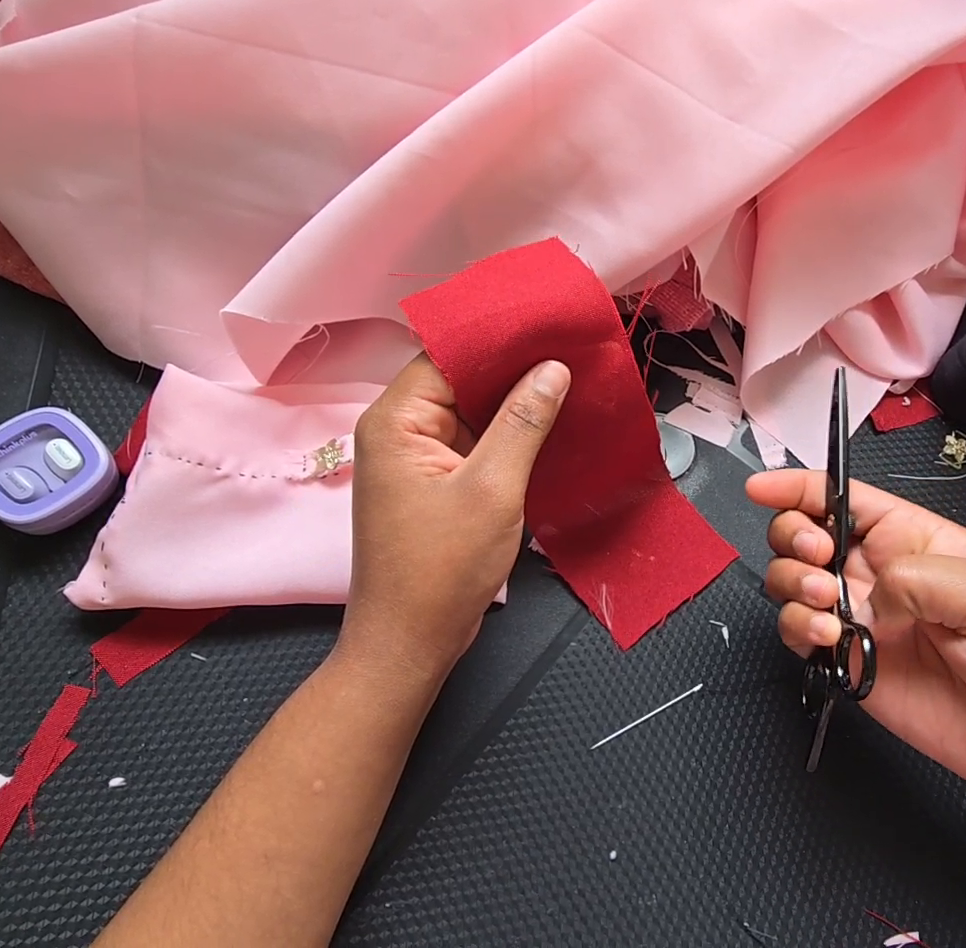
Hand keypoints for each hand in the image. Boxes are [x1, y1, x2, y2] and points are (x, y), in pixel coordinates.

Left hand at [344, 354, 569, 679]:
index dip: (498, 338)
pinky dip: (507, 431)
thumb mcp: (492, 489)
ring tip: (569, 373)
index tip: (548, 322)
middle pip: (458, 379)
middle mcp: (399, 430)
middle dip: (512, 366)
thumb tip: (552, 368)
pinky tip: (549, 419)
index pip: (446, 355)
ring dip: (513, 399)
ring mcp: (417, 458)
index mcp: (395, 421)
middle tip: (569, 345)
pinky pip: (474, 440)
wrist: (410, 643)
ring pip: (470, 410)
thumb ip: (523, 422)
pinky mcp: (435, 481)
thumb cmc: (442, 568)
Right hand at [747, 470, 965, 794]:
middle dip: (792, 533)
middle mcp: (878, 571)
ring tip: (826, 602)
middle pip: (804, 531)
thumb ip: (917, 577)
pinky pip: (798, 633)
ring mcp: (859, 617)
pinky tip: (827, 639)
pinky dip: (796, 628)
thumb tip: (865, 598)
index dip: (800, 485)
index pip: (844, 496)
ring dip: (791, 581)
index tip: (761, 487)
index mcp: (912, 537)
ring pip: (791, 580)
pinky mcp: (847, 662)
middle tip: (816, 556)